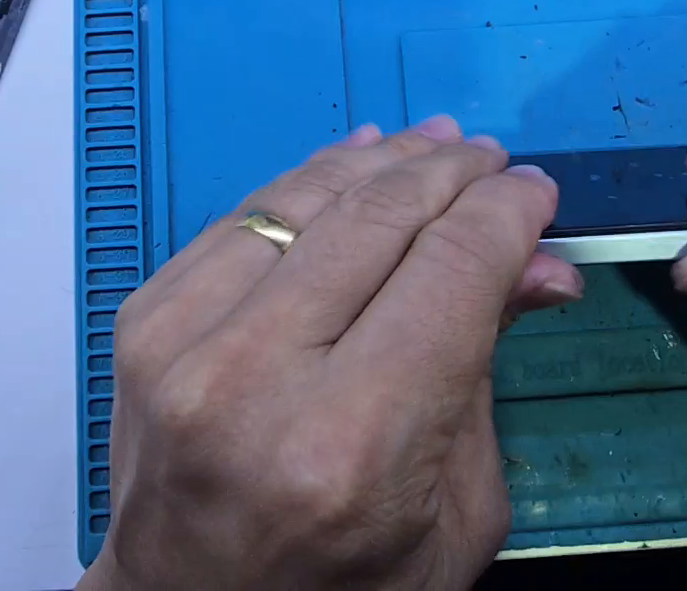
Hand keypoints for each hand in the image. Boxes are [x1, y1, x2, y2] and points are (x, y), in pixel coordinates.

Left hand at [80, 117, 584, 590]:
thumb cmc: (342, 588)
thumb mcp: (454, 508)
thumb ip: (488, 366)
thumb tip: (540, 262)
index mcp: (349, 443)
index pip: (450, 272)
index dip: (504, 214)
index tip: (532, 190)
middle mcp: (254, 377)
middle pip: (376, 220)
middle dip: (448, 173)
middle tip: (488, 158)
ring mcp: (184, 338)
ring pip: (305, 198)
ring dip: (380, 159)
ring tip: (431, 142)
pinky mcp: (146, 315)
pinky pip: (246, 214)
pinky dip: (308, 177)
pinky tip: (352, 161)